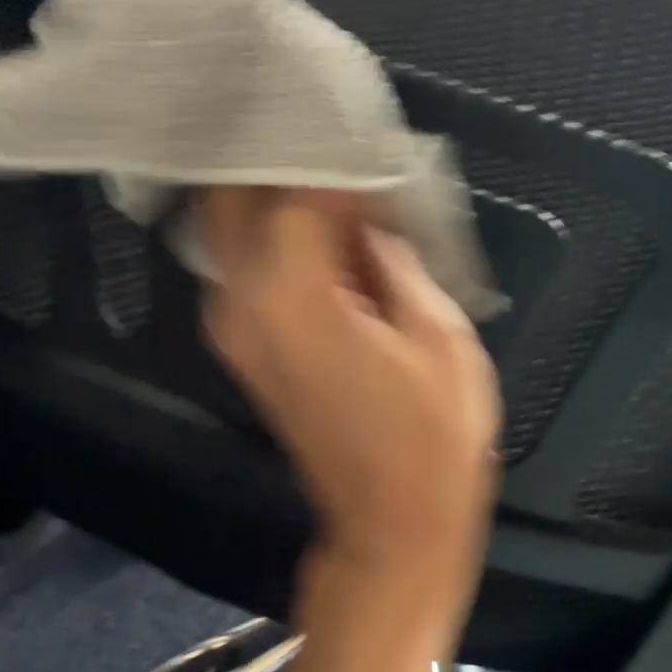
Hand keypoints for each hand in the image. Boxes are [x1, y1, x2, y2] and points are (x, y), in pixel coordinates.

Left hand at [198, 187, 501, 611]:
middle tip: (336, 145)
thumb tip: (369, 216)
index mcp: (291, 294)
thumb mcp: (440, 335)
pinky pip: (245, 269)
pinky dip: (273, 240)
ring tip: (333, 183)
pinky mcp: (243, 349)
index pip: (293, 189)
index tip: (375, 150)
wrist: (391, 526)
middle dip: (281, 162)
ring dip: (274, 199)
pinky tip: (324, 236)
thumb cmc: (432, 438)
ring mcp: (233, 329)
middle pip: (236, 197)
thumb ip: (396, 258)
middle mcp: (241, 303)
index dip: (337, 164)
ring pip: (231, 229)